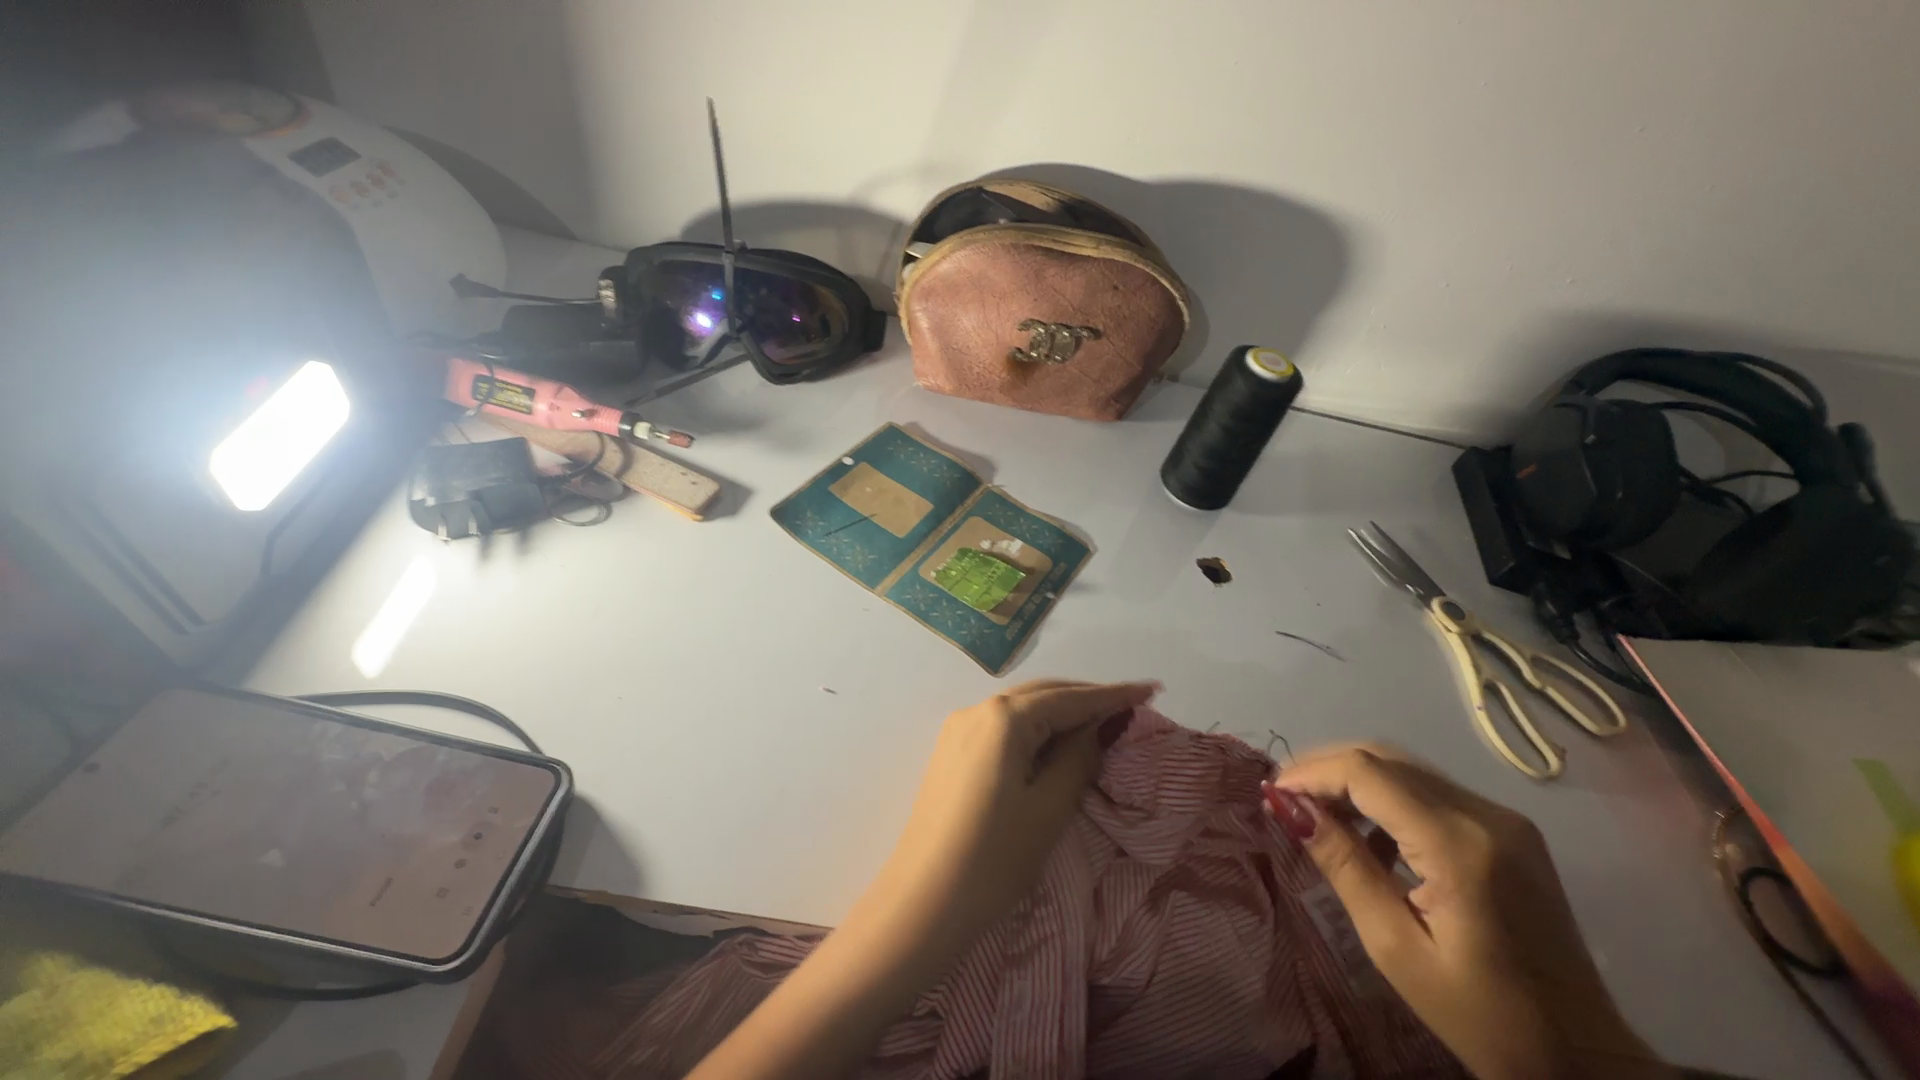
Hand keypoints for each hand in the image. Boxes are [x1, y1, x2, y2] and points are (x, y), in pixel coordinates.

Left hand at [870, 679, 1156, 944]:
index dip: (1113, 695)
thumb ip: (1080, 757)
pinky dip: (1036, 728)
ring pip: (1021, 708)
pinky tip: (1056, 743)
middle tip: (1132, 706)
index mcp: (1004, 718)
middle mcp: (977, 711)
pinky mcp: (951, 754)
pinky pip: (1003, 727)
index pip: (1070, 698)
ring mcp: (958, 731)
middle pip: (1043, 694)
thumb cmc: (994, 858)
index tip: (1151, 689)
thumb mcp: (1050, 808)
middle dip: (1087, 698)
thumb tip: (1102, 725)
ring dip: (1061, 712)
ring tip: (1102, 723)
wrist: (923, 902)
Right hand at [1264, 746, 1675, 1079]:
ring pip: (1410, 770)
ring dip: (1356, 781)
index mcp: (1460, 845)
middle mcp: (1487, 814)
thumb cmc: (1479, 1014)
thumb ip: (1344, 866)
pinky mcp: (1511, 831)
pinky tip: (1369, 836)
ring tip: (1316, 816)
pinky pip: (1434, 793)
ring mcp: (1505, 819)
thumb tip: (1288, 808)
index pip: (1368, 774)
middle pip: (1388, 759)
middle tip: (1286, 800)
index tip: (1271, 793)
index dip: (1311, 773)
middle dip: (1328, 769)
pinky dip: (1390, 799)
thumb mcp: (1395, 946)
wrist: (1581, 1054)